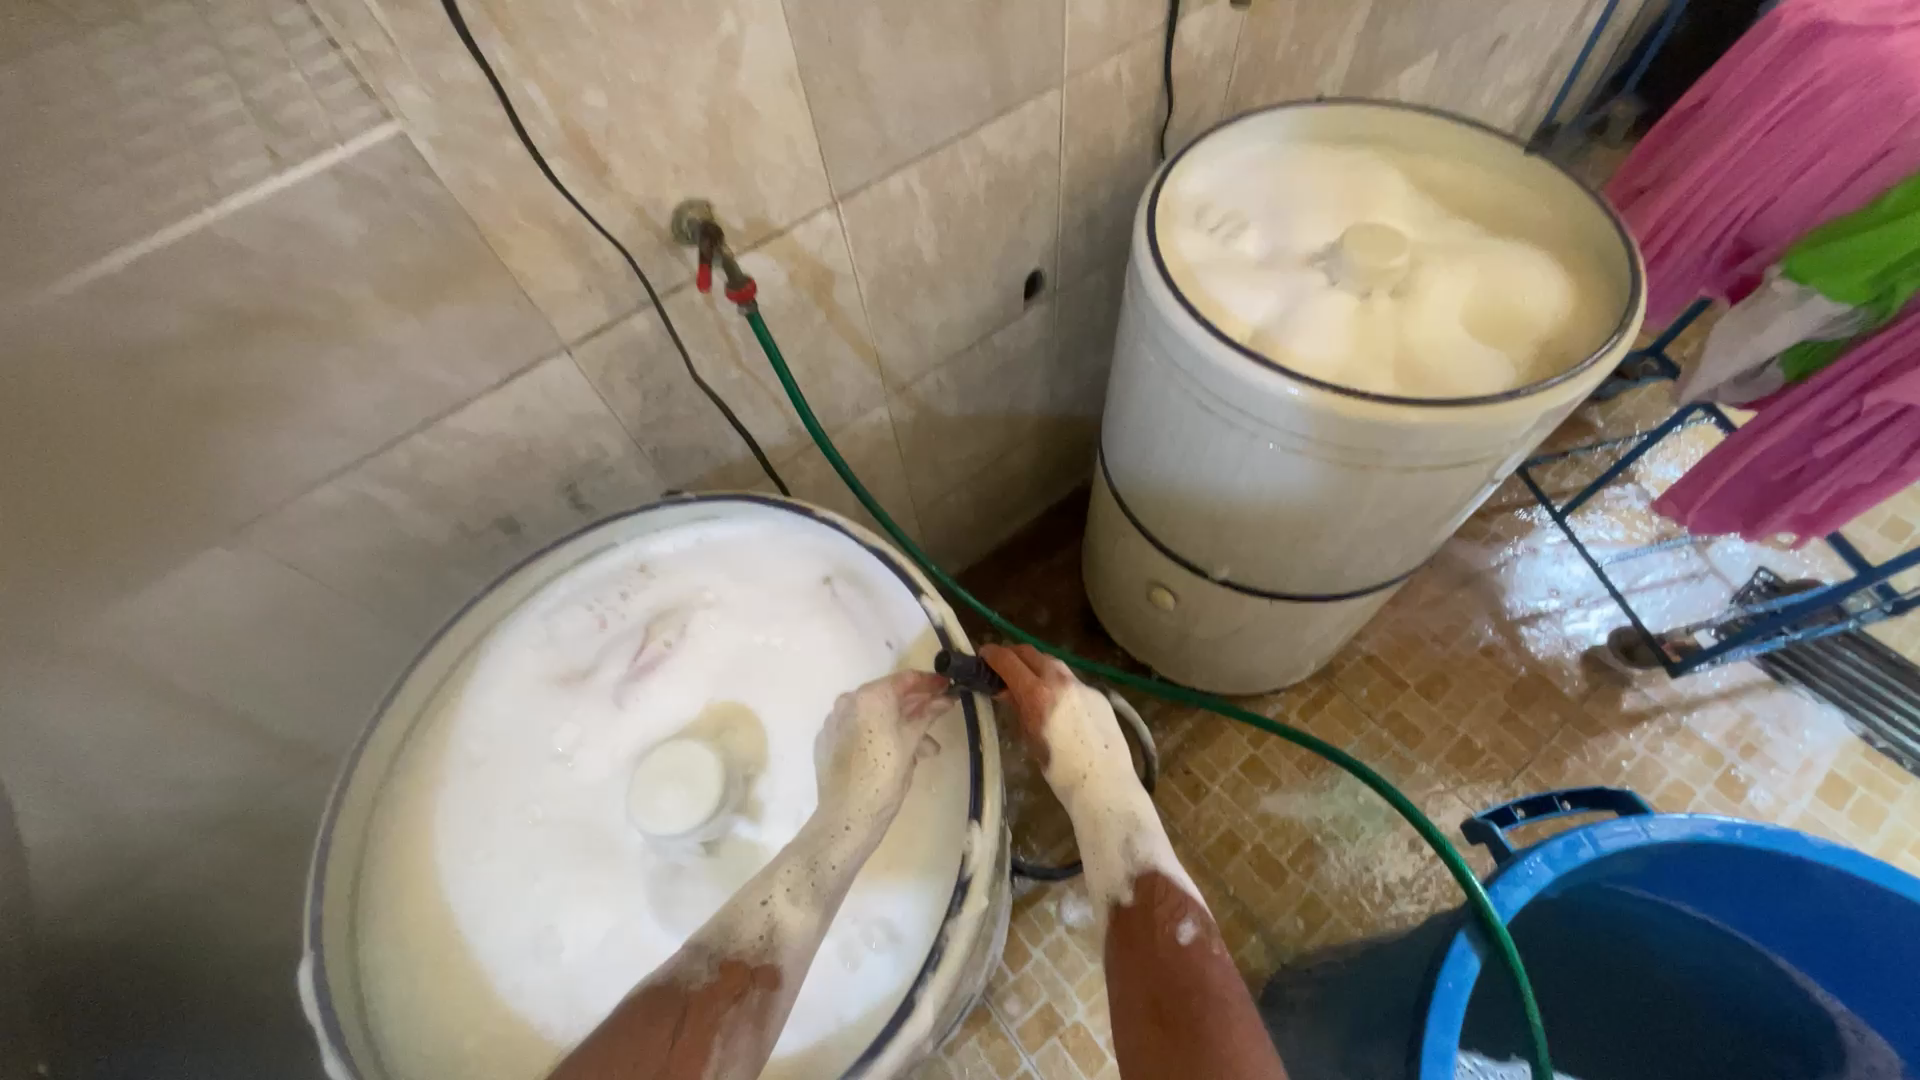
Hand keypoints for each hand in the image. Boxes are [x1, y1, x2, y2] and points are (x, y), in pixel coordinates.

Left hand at [812, 670, 951, 825]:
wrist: (846, 816)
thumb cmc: (885, 776)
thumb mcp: (911, 743)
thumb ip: (928, 715)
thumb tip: (945, 699)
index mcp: (871, 696)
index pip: (905, 679)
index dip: (929, 682)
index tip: (947, 686)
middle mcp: (848, 701)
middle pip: (889, 696)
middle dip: (916, 708)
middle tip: (938, 715)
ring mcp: (834, 721)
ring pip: (874, 716)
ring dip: (900, 726)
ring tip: (925, 750)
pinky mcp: (827, 741)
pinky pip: (858, 730)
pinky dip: (877, 735)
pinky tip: (895, 755)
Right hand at [979, 645, 1139, 811]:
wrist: (1104, 783)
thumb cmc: (1059, 770)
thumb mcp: (1029, 738)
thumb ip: (1018, 708)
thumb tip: (1006, 690)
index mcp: (1038, 694)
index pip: (1008, 661)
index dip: (993, 654)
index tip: (984, 654)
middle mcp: (1060, 681)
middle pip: (1031, 653)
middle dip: (1013, 654)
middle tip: (1003, 665)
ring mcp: (1082, 685)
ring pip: (1053, 662)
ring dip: (1036, 665)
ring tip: (1028, 680)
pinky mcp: (1098, 694)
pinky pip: (1072, 680)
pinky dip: (1057, 682)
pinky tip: (1057, 700)